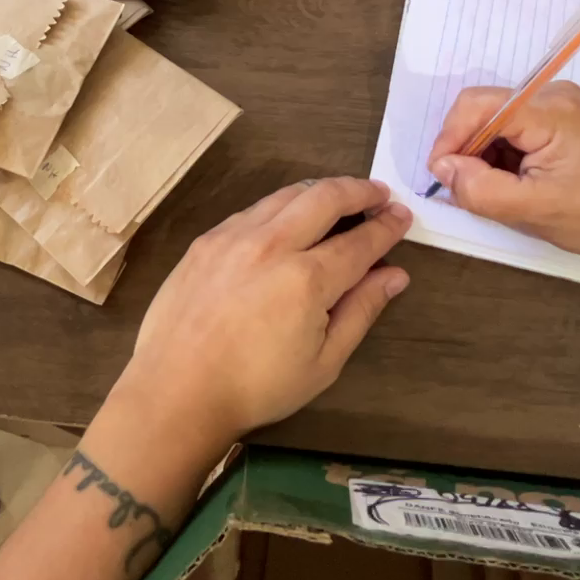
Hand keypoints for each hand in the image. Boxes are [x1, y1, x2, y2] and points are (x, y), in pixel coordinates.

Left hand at [110, 178, 411, 453]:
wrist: (176, 389)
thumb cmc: (257, 386)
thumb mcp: (323, 362)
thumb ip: (361, 310)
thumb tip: (395, 274)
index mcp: (307, 279)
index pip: (360, 241)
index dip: (387, 226)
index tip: (403, 216)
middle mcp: (272, 244)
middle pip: (325, 196)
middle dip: (359, 190)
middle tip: (379, 194)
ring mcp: (235, 235)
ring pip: (287, 194)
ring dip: (320, 190)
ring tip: (339, 197)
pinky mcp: (208, 238)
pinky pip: (254, 209)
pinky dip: (281, 205)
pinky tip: (288, 218)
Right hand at [428, 82, 579, 268]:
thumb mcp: (535, 210)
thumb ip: (481, 189)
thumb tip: (443, 168)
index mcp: (548, 110)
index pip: (476, 105)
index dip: (449, 138)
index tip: (442, 176)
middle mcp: (554, 95)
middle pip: (487, 109)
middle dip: (469, 148)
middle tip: (469, 188)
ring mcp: (566, 104)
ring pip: (503, 120)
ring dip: (490, 154)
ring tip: (501, 191)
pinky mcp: (573, 119)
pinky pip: (524, 127)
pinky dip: (511, 153)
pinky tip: (521, 183)